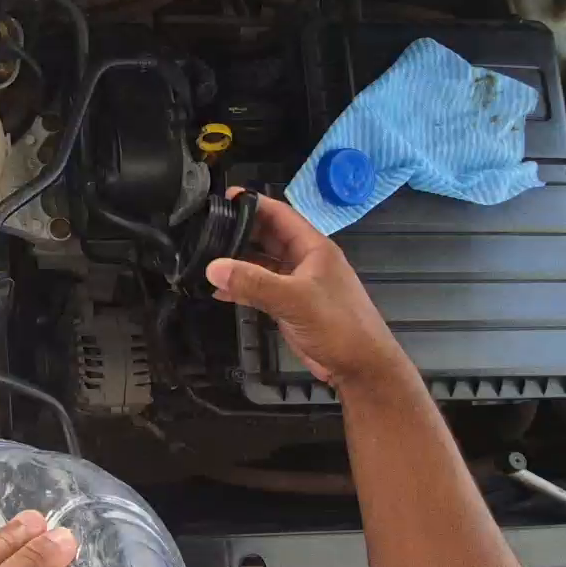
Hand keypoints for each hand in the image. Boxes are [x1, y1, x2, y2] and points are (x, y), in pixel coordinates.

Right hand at [204, 189, 410, 390]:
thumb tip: (211, 267)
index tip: (223, 197)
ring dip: (236, 260)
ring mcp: (296, 282)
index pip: (279, 214)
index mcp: (313, 248)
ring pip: (260, 262)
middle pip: (266, 236)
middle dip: (238, 230)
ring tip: (204, 256)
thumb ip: (253, 283)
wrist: (361, 369)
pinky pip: (259, 286)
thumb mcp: (294, 300)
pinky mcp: (288, 304)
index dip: (253, 203)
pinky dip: (239, 286)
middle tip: (205, 227)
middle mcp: (304, 260)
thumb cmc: (338, 326)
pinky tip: (217, 290)